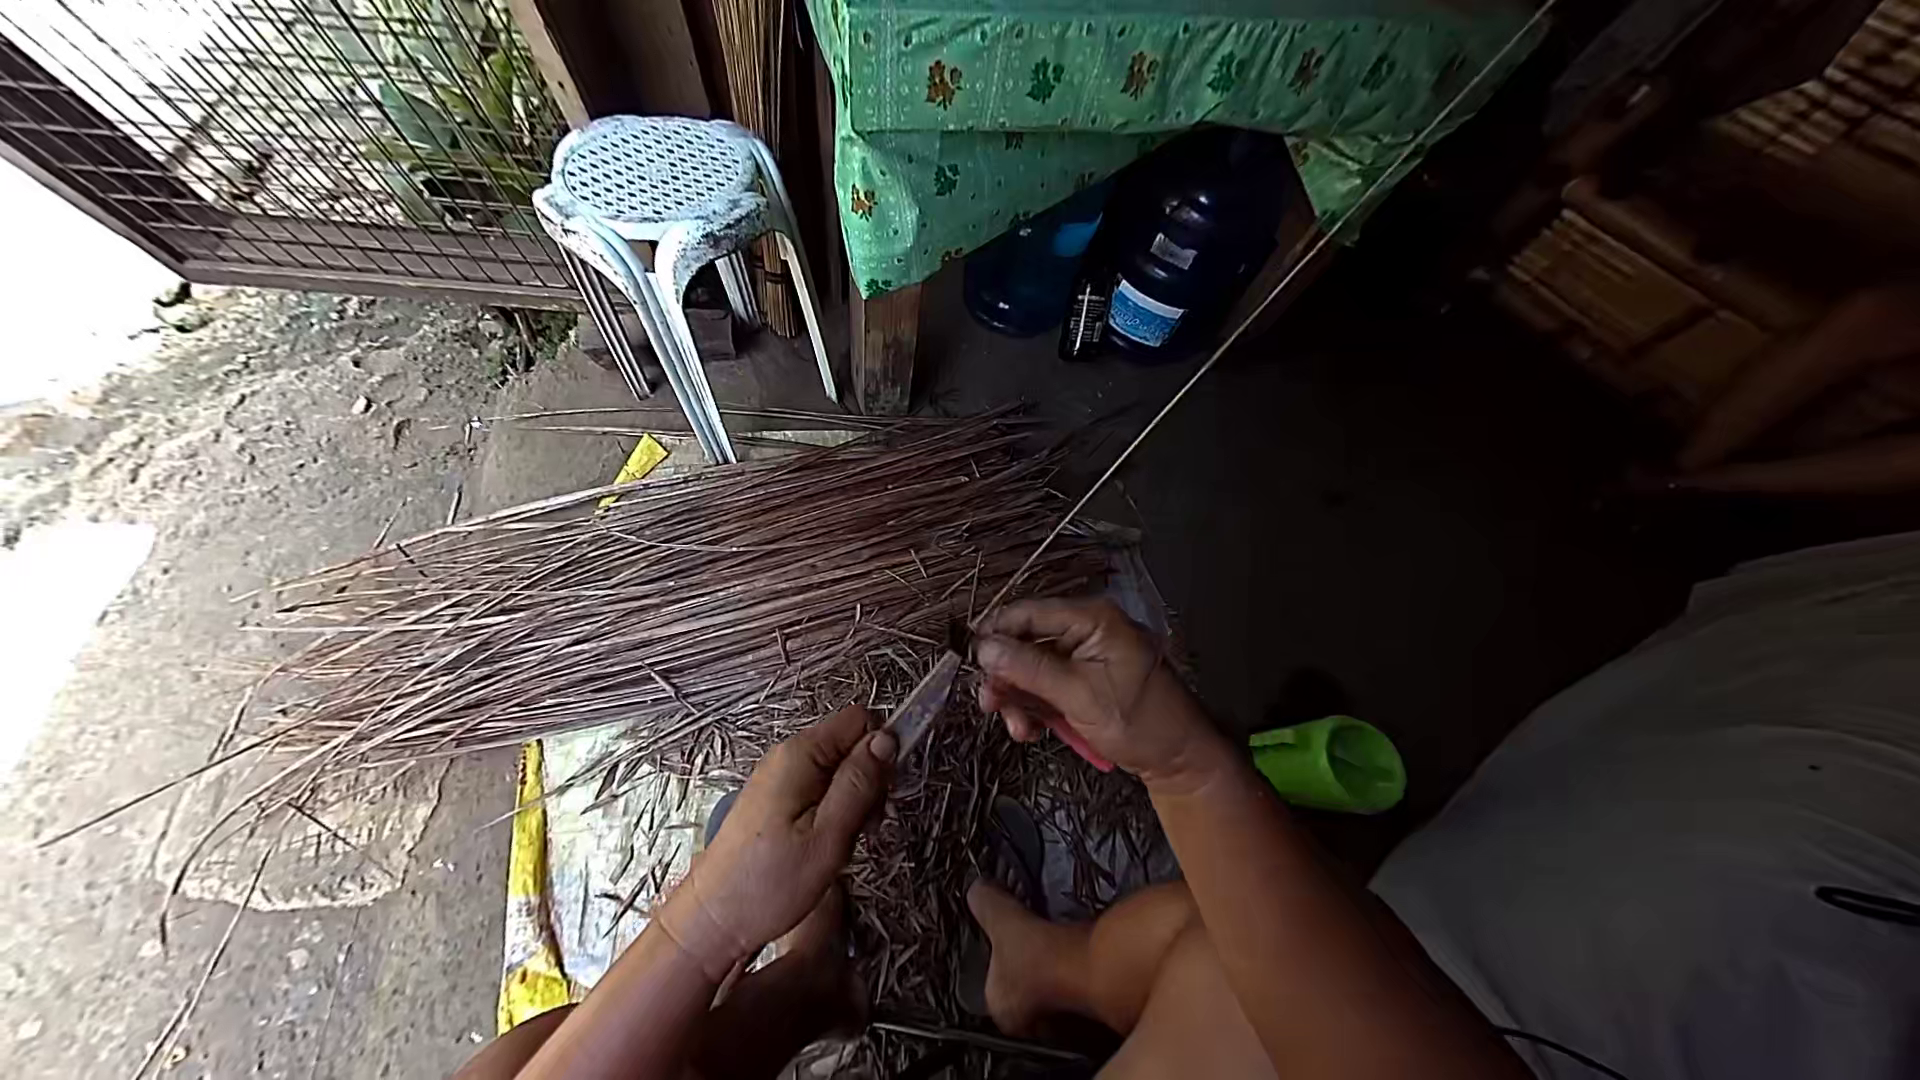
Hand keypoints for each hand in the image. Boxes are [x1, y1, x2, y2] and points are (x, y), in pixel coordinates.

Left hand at [657, 705, 894, 978]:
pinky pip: (820, 788)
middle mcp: (789, 755)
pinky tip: (827, 843)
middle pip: (850, 743)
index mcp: (801, 755)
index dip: (881, 749)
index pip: (859, 719)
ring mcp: (780, 776)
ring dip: (854, 799)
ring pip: (838, 768)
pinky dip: (834, 811)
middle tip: (866, 825)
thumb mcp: (828, 836)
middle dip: (869, 778)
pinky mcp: (776, 798)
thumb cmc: (768, 885)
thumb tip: (887, 738)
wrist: (710, 924)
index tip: (884, 791)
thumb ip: (860, 783)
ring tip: (844, 841)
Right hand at [975, 598, 1226, 789]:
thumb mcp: (1079, 696)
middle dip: (1006, 675)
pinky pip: (1044, 684)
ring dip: (1017, 697)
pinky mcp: (1081, 678)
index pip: (1029, 613)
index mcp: (1091, 618)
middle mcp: (1084, 629)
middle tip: (990, 704)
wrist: (1180, 760)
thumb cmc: (1139, 721)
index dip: (995, 634)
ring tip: (1017, 728)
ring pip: (1030, 667)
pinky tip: (1030, 729)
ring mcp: (1083, 655)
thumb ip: (1029, 669)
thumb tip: (983, 648)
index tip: (969, 660)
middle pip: (1026, 641)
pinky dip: (1033, 706)